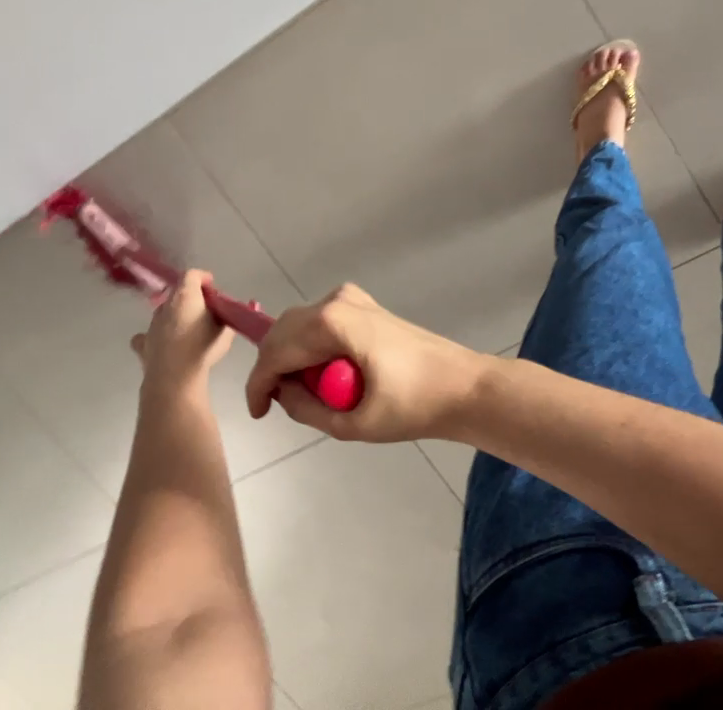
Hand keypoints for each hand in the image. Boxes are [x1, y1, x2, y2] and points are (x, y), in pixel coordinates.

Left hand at [131, 270, 233, 391]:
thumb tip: (235, 310)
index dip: (202, 278)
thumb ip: (229, 317)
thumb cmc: (203, 348)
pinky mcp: (143, 343)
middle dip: (190, 299)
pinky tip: (164, 345)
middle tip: (204, 312)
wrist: (175, 376)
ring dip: (174, 317)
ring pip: (163, 313)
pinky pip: (148, 335)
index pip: (191, 275)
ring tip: (188, 332)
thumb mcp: (226, 330)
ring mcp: (151, 324)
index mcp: (185, 295)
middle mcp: (165, 305)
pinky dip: (156, 336)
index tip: (212, 287)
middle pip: (177, 293)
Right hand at [245, 283, 487, 442]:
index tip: (259, 414)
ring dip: (295, 358)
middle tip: (280, 406)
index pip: (277, 351)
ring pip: (301, 326)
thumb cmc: (413, 406)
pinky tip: (332, 377)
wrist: (463, 387)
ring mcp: (353, 299)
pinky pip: (323, 325)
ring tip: (312, 395)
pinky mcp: (366, 307)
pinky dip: (316, 348)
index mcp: (332, 323)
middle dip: (274, 368)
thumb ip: (307, 409)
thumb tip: (283, 394)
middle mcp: (337, 301)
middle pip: (284, 331)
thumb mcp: (353, 422)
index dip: (259, 384)